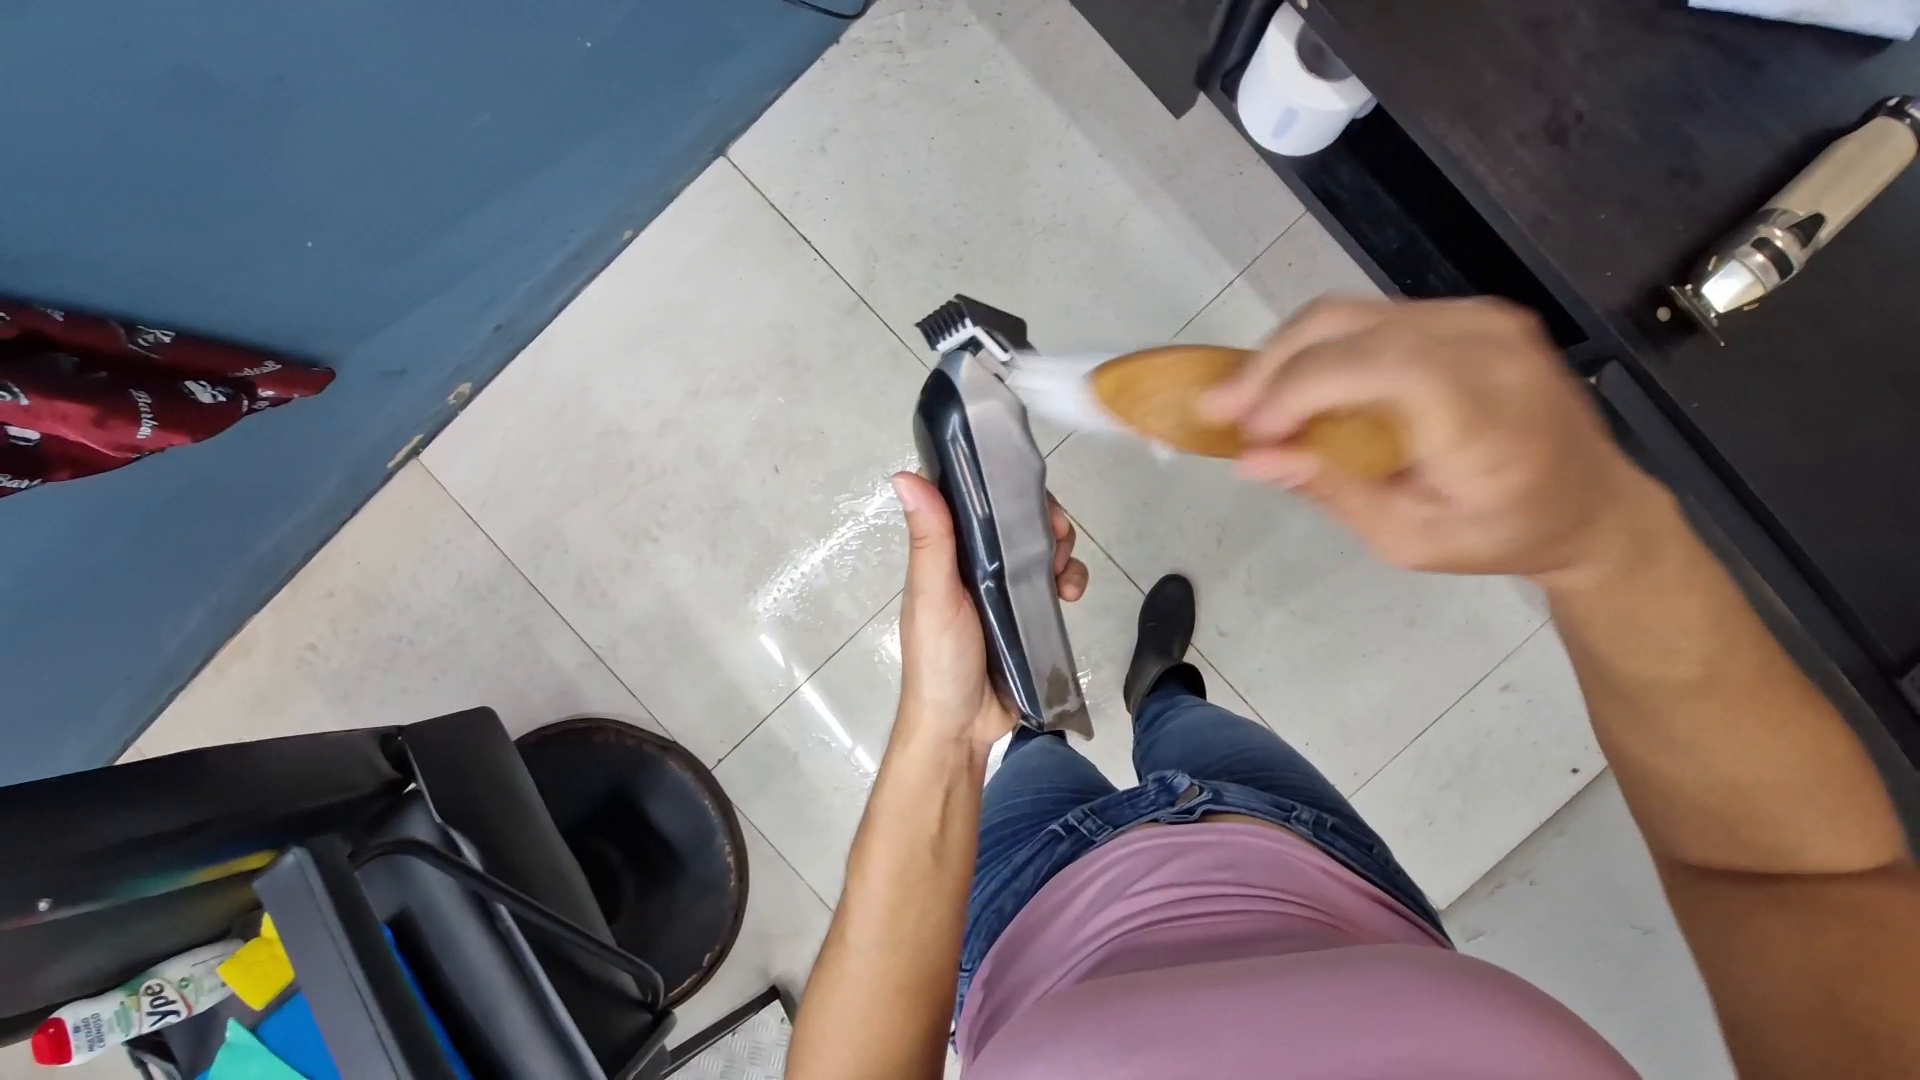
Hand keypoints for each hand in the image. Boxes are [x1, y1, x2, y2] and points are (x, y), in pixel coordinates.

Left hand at [890, 472, 1086, 754]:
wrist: (963, 728)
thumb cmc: (940, 658)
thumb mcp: (933, 596)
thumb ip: (930, 540)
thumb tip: (905, 476)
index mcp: (946, 552)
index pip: (971, 498)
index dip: (998, 482)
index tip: (1024, 483)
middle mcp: (973, 563)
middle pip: (1013, 519)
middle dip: (1041, 517)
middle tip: (1058, 533)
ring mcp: (1002, 588)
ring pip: (1038, 546)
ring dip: (1060, 547)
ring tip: (1064, 571)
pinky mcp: (1027, 613)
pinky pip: (1053, 581)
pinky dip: (1069, 578)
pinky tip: (1071, 595)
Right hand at [1202, 296, 1662, 582]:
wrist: (1589, 501)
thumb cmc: (1500, 533)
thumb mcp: (1410, 539)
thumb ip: (1334, 492)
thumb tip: (1252, 462)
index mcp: (1486, 411)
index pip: (1377, 366)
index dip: (1296, 387)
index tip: (1246, 431)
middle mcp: (1486, 344)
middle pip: (1346, 325)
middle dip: (1268, 366)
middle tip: (1220, 410)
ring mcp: (1479, 319)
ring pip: (1347, 313)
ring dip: (1284, 356)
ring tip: (1247, 404)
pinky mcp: (1465, 314)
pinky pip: (1366, 319)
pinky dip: (1316, 351)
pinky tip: (1294, 389)